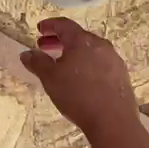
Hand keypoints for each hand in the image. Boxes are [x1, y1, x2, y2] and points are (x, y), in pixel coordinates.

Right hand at [19, 18, 138, 142]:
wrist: (113, 122)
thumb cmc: (78, 95)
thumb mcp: (50, 78)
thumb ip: (37, 62)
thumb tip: (26, 53)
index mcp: (82, 41)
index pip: (64, 25)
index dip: (50, 25)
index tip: (40, 28)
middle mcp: (100, 46)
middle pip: (77, 36)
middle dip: (59, 40)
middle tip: (44, 46)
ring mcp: (114, 61)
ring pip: (90, 50)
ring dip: (74, 53)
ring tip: (62, 63)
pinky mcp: (121, 76)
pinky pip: (100, 63)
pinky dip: (86, 64)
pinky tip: (81, 78)